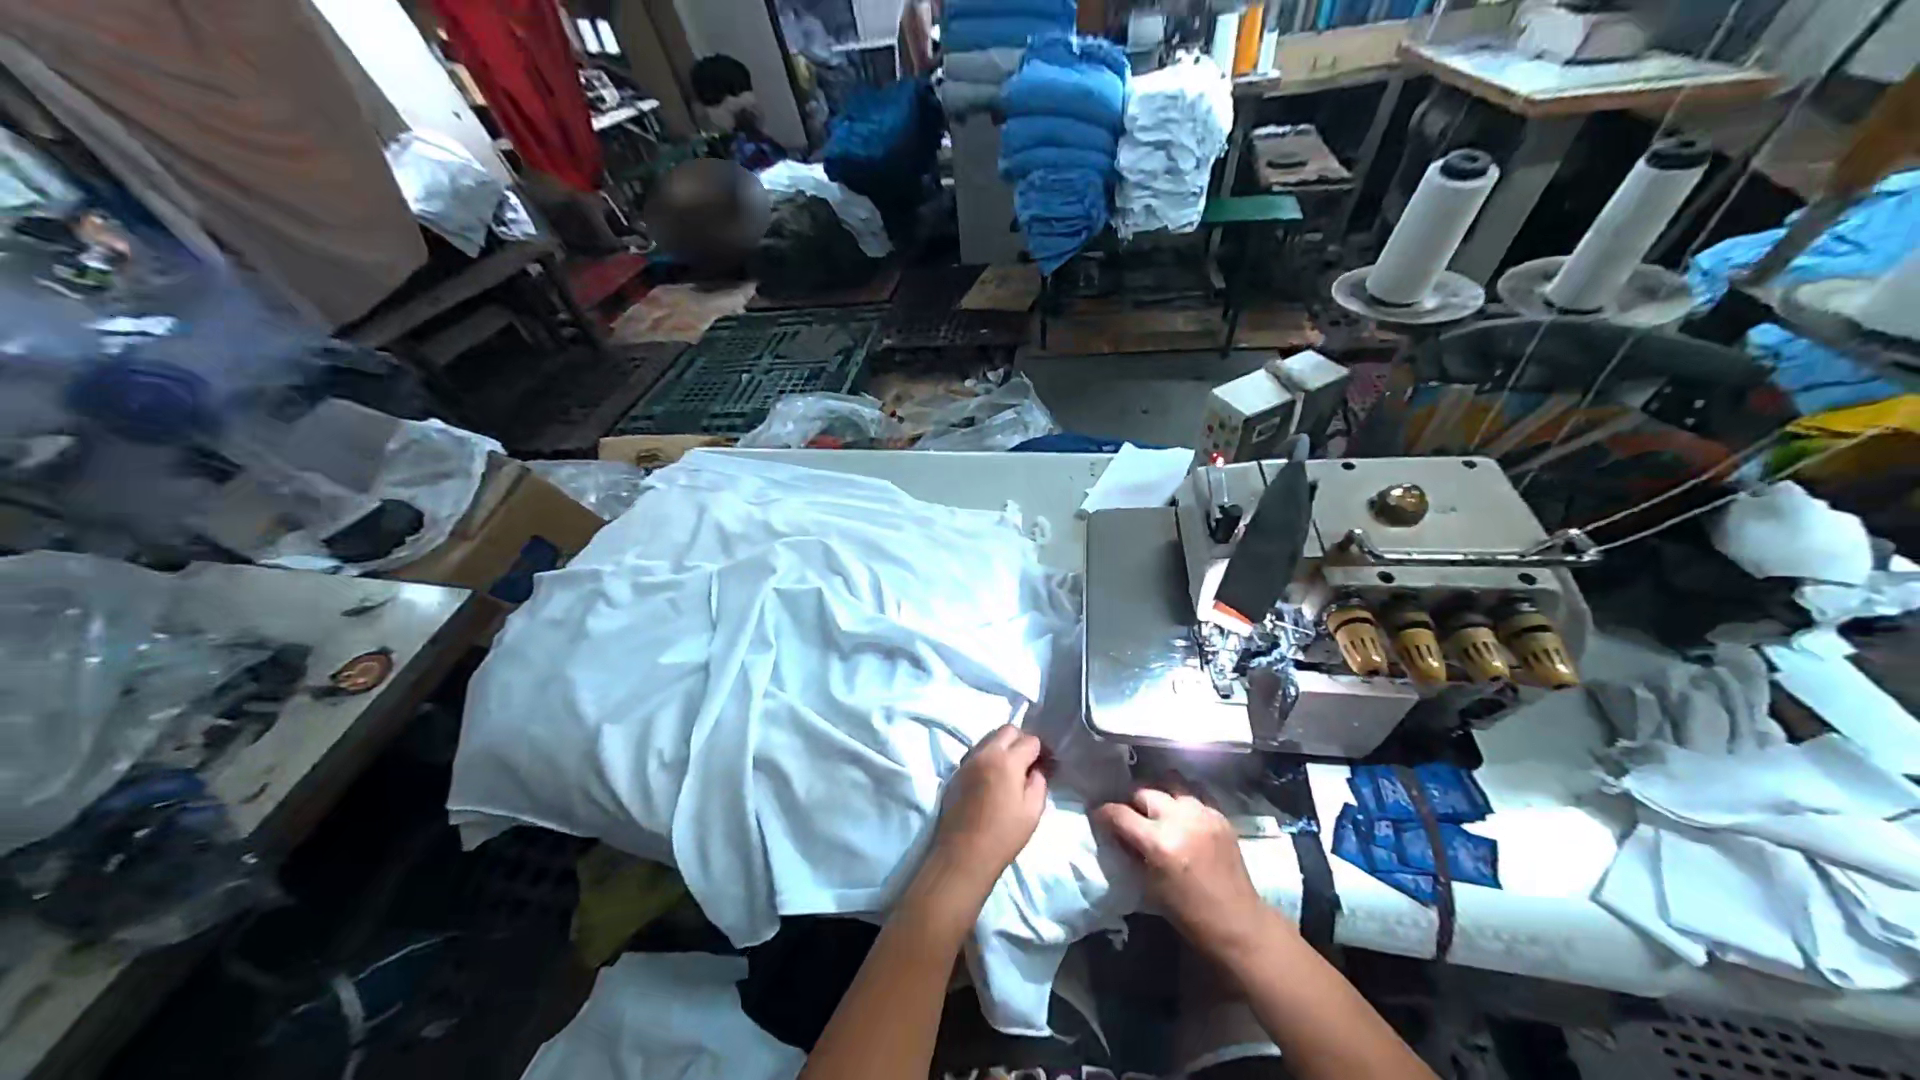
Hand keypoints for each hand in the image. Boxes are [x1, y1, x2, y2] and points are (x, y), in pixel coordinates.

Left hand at [929, 725, 1048, 890]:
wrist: (963, 854)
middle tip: (1029, 763)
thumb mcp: (1032, 811)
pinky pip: (976, 753)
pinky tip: (993, 778)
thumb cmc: (1003, 835)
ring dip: (1003, 746)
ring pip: (989, 738)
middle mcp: (985, 753)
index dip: (1042, 751)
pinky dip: (988, 756)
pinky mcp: (956, 772)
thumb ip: (1038, 783)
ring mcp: (967, 761)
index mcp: (1006, 760)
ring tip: (1011, 770)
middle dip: (1022, 740)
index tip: (1046, 764)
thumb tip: (1036, 769)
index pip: (1030, 740)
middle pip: (1007, 730)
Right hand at [1093, 788, 1286, 961]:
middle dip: (1131, 800)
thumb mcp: (1148, 883)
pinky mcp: (1219, 813)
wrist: (1236, 921)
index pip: (1120, 813)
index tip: (1098, 815)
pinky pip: (1195, 791)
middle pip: (1144, 791)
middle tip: (1129, 814)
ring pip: (1170, 781)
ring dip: (1158, 791)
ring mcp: (1202, 812)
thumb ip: (1132, 849)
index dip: (1104, 813)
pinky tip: (1179, 811)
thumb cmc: (1187, 911)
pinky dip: (1182, 796)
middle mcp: (1180, 819)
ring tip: (1155, 806)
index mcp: (1159, 842)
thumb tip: (1117, 830)